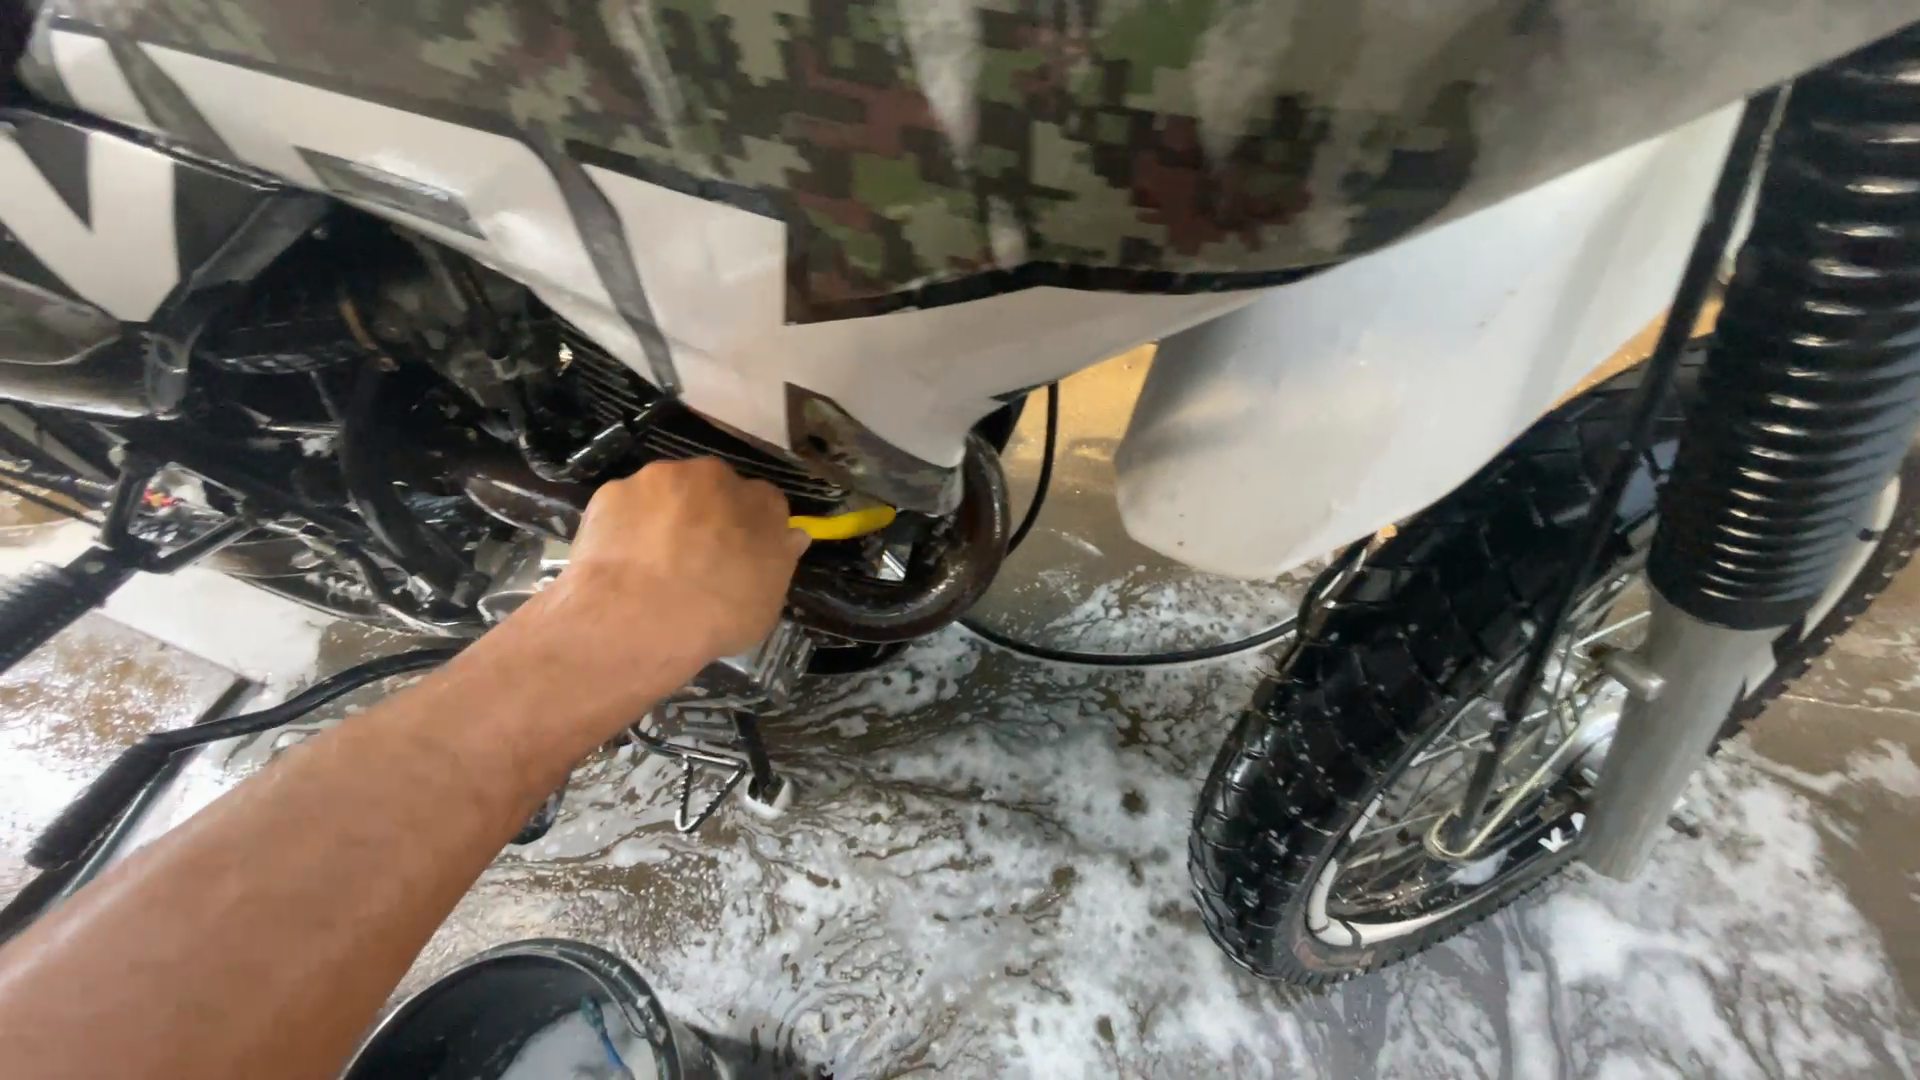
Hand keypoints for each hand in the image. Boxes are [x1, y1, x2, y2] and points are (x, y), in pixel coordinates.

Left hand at [525, 458, 808, 680]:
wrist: (640, 616)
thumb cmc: (719, 615)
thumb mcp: (767, 602)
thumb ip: (779, 562)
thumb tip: (792, 537)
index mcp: (762, 502)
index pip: (766, 504)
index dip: (753, 529)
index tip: (742, 556)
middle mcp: (715, 477)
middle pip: (715, 488)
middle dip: (708, 515)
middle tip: (696, 558)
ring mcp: (661, 479)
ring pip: (668, 492)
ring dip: (666, 515)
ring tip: (652, 562)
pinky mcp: (614, 490)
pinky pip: (626, 506)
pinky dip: (626, 525)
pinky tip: (620, 560)